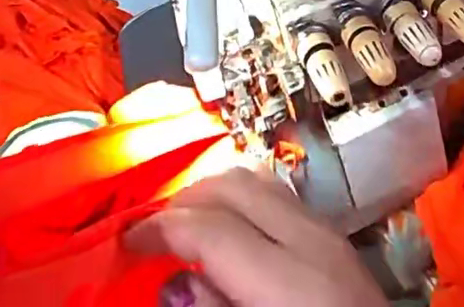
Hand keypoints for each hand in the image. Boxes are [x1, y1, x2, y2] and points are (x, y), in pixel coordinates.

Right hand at [126, 170, 389, 306]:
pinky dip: (239, 196)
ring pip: (253, 178)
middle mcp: (314, 244)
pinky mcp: (336, 239)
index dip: (159, 230)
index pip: (210, 230)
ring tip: (185, 224)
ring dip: (210, 191)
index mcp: (295, 284)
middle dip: (183, 201)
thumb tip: (174, 283)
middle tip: (153, 233)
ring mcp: (330, 235)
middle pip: (230, 187)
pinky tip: (227, 224)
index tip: (127, 242)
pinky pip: (275, 193)